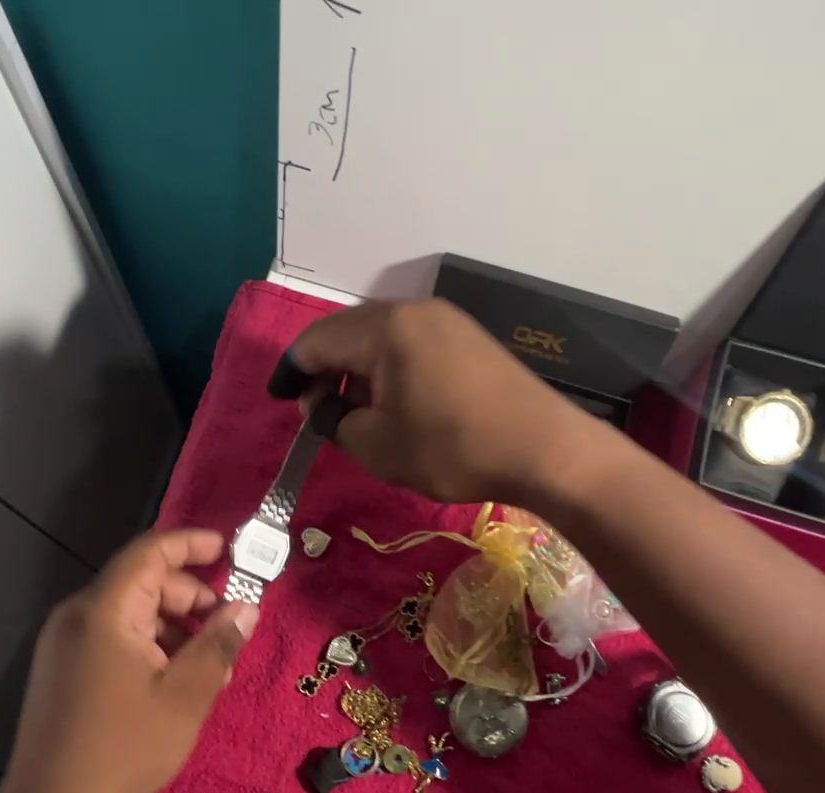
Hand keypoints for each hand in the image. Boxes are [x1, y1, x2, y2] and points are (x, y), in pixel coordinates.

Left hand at [0, 529, 257, 792]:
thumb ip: (219, 645)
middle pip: (143, 583)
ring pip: (132, 614)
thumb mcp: (185, 696)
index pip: (150, 553)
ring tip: (211, 669)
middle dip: (192, 599)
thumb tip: (247, 608)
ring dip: (175, 629)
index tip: (229, 549)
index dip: (191, 544)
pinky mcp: (64, 668)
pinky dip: (150, 646)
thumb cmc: (123, 746)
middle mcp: (78, 616)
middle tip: (229, 630)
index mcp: (105, 611)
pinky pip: (115, 638)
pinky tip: (176, 682)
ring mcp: (65, 643)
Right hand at [289, 299, 605, 503]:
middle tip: (319, 412)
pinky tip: (396, 404)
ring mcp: (446, 321)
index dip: (291, 371)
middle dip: (326, 370)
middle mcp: (413, 310)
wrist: (544, 450)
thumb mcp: (377, 446)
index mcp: (384, 328)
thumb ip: (334, 421)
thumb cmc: (452, 448)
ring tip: (356, 414)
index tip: (281, 402)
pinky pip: (411, 345)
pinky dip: (390, 370)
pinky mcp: (469, 339)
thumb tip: (323, 405)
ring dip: (359, 371)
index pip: (316, 340)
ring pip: (381, 338)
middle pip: (349, 332)